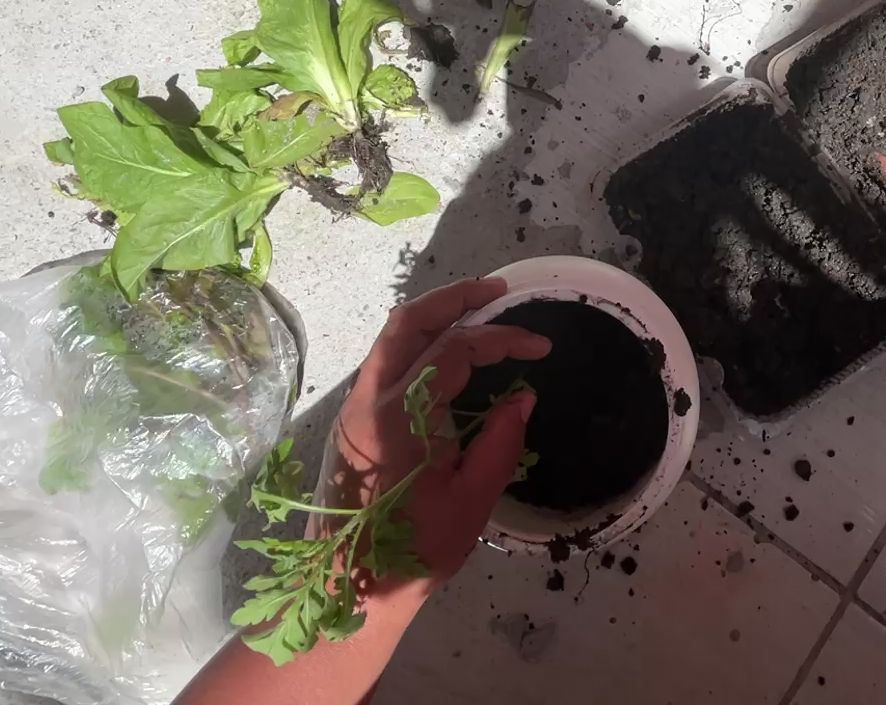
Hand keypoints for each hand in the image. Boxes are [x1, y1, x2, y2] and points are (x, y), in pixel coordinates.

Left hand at [325, 277, 547, 591]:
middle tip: (499, 292)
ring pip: (392, 335)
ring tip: (479, 307)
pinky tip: (450, 348)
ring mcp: (355, 406)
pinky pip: (387, 358)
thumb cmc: (413, 553)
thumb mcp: (472, 500)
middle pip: (409, 321)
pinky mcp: (353, 418)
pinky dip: (422, 339)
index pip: (456, 350)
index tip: (539, 348)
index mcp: (399, 416)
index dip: (502, 339)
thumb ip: (501, 440)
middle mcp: (369, 399)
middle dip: (456, 297)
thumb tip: (522, 398)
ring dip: (436, 314)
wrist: (346, 595)